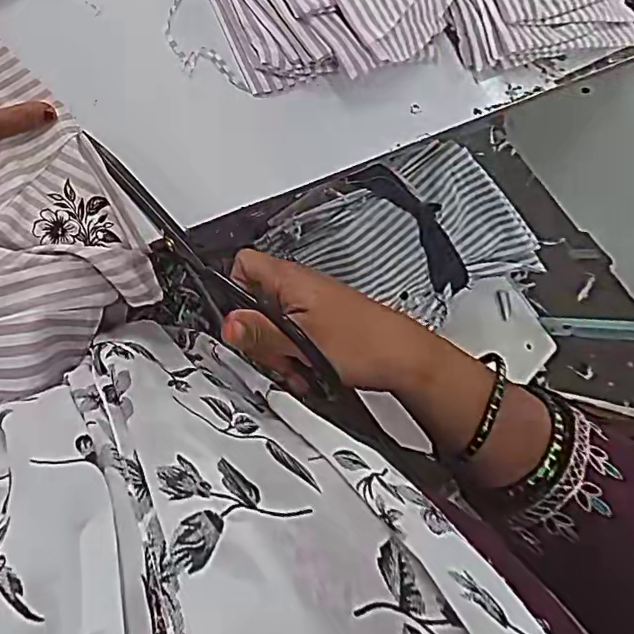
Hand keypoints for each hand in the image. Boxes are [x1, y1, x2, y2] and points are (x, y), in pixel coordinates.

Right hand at [221, 249, 458, 396]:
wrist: (405, 358)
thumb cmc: (365, 343)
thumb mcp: (301, 344)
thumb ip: (260, 334)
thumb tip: (228, 326)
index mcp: (288, 279)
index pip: (242, 264)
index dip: (232, 291)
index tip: (239, 322)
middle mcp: (298, 285)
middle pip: (253, 301)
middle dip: (258, 333)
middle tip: (273, 352)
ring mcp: (309, 303)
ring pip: (272, 322)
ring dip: (277, 349)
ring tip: (296, 365)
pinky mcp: (320, 321)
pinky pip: (291, 333)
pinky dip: (294, 353)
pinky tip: (307, 369)